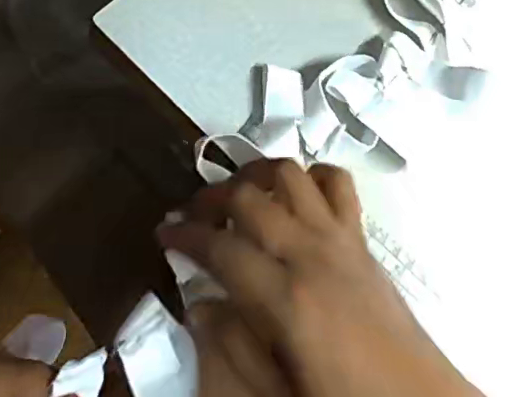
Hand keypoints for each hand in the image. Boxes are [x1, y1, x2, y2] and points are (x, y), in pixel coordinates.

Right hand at [158, 160, 479, 396]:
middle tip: (189, 211)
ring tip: (235, 186)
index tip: (163, 233)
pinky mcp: (361, 235)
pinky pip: (338, 183)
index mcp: (286, 298)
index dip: (187, 236)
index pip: (223, 248)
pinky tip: (295, 188)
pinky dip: (312, 173)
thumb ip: (232, 353)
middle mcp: (312, 252)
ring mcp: (340, 236)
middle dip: (213, 197)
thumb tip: (199, 306)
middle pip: (252, 199)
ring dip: (258, 172)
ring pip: (292, 175)